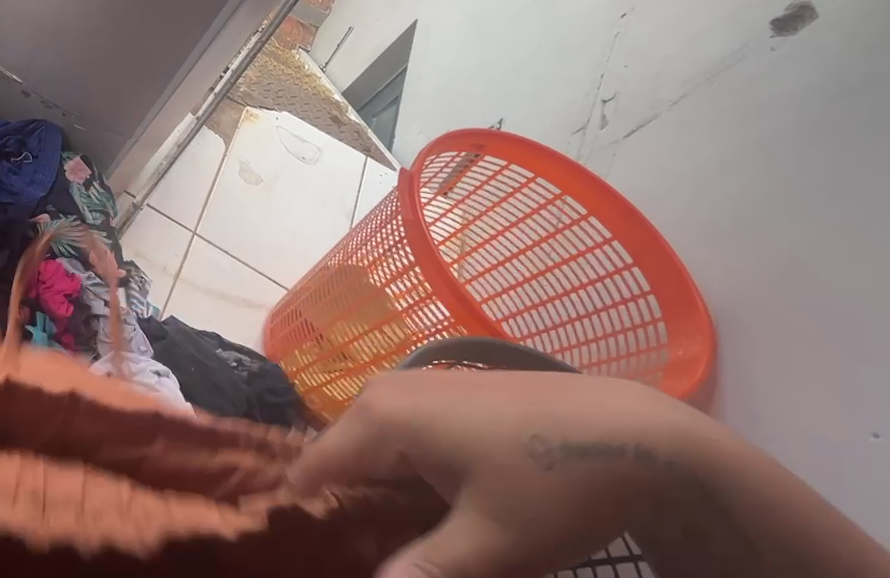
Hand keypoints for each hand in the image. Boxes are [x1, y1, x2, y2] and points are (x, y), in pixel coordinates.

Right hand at [288, 370, 720, 577]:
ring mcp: (412, 386)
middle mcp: (382, 391)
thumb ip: (426, 570)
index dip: (307, 513)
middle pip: (341, 457)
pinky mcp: (441, 392)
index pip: (313, 467)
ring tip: (399, 542)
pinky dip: (403, 473)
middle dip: (346, 508)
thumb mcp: (493, 545)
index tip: (314, 554)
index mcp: (378, 418)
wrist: (638, 434)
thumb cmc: (553, 485)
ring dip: (377, 493)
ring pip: (372, 448)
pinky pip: (399, 435)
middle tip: (369, 557)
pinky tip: (433, 508)